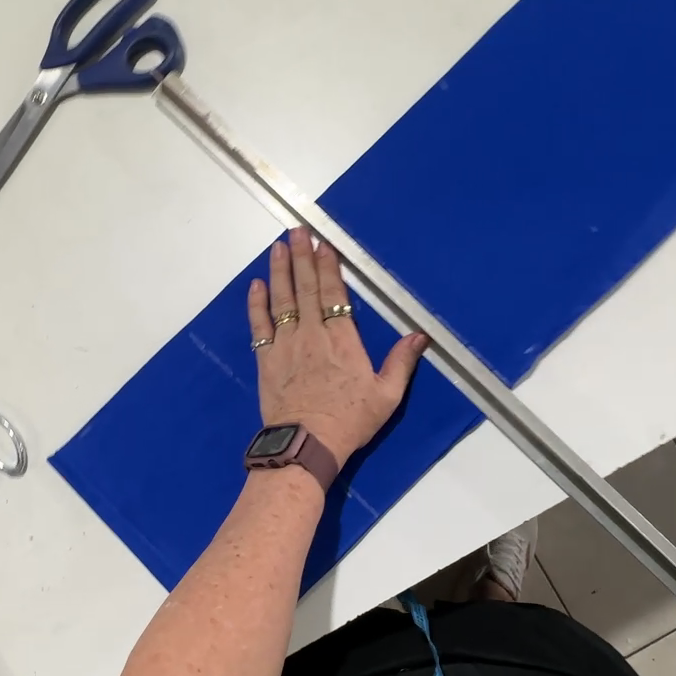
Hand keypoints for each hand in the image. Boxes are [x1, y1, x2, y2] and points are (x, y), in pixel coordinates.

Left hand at [247, 227, 426, 463]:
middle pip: (306, 288)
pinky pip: (259, 326)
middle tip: (297, 231)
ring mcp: (286, 345)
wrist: (306, 445)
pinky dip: (257, 304)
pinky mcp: (266, 360)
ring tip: (278, 247)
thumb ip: (401, 362)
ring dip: (280, 271)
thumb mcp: (386, 396)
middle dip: (302, 257)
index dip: (328, 266)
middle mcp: (312, 334)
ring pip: (281, 300)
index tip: (323, 244)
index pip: (334, 294)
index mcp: (342, 340)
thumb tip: (419, 335)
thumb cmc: (349, 421)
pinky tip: (256, 285)